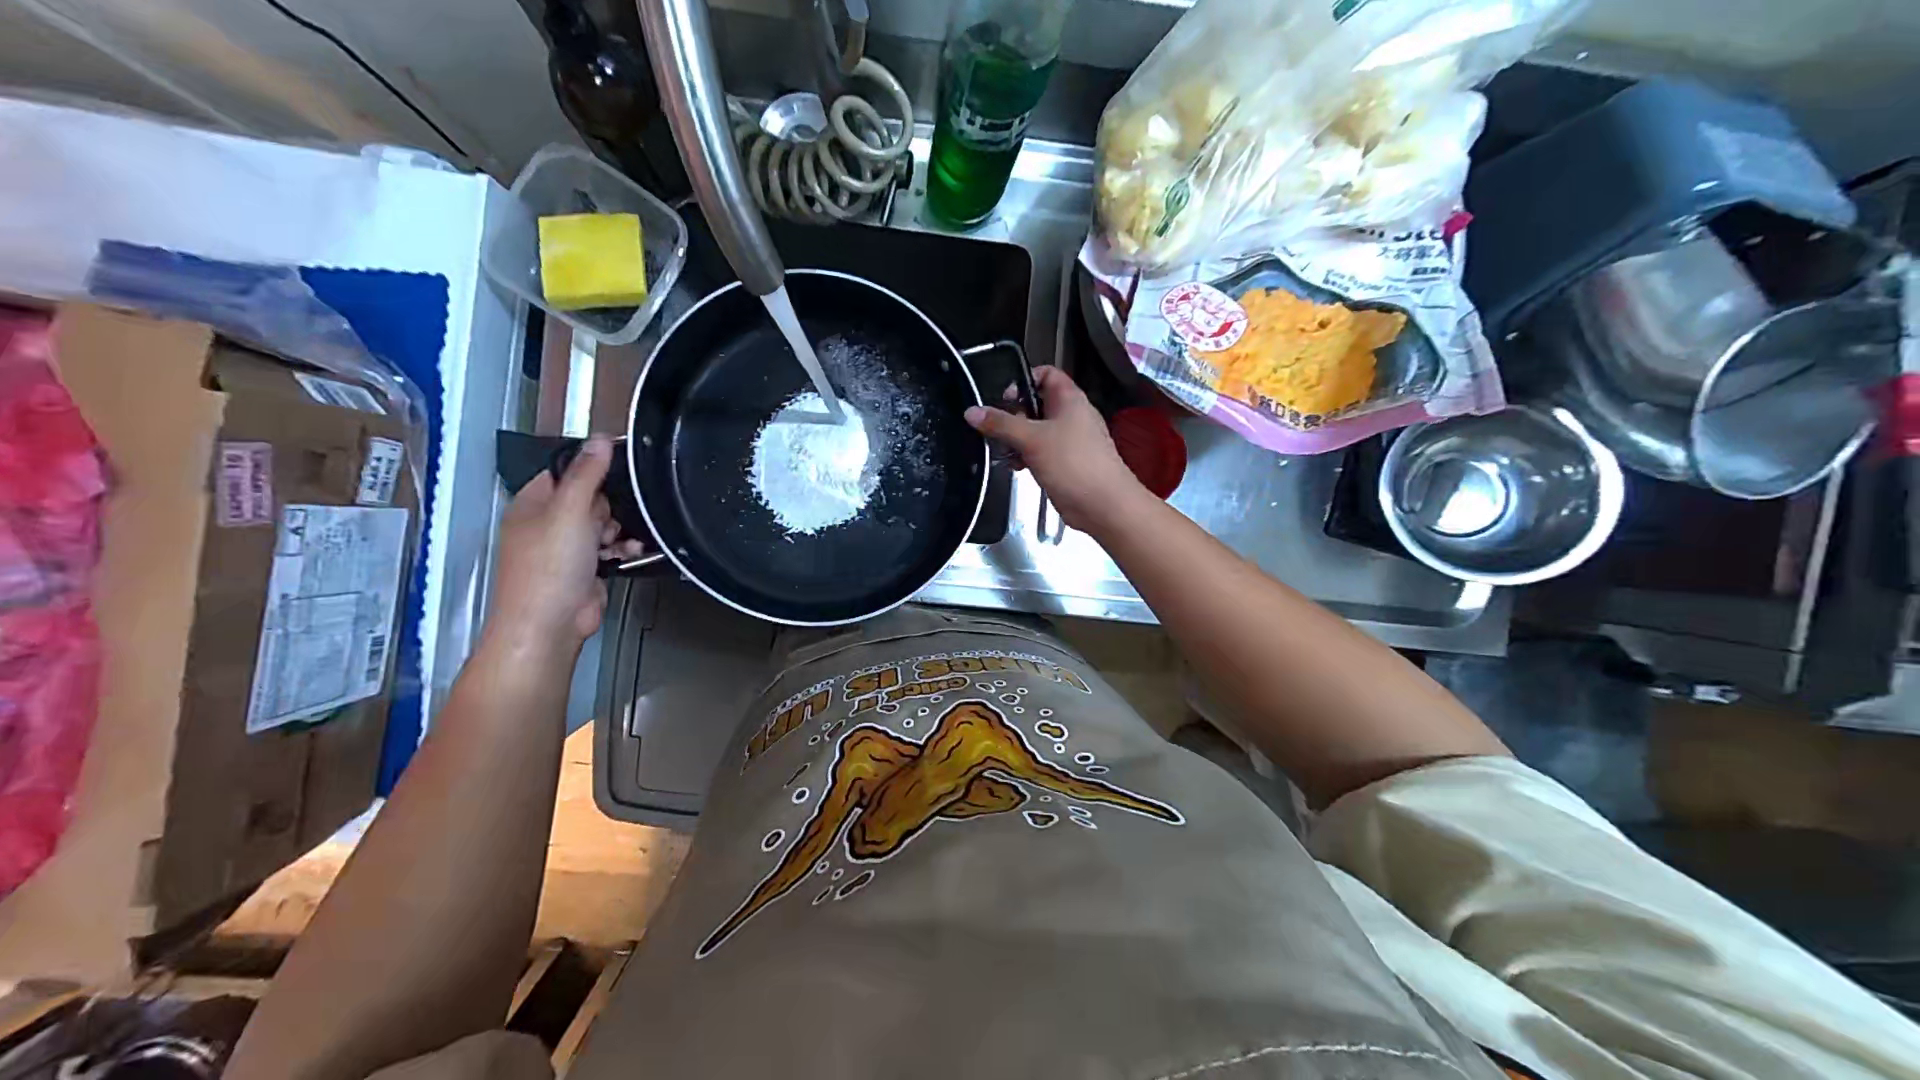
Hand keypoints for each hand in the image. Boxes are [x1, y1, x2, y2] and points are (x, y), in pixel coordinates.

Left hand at [489, 435, 618, 652]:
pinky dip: (620, 550)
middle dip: (609, 507)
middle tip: (608, 520)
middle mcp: (545, 524)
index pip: (564, 472)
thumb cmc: (547, 570)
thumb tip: (600, 440)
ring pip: (602, 525)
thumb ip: (587, 474)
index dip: (591, 472)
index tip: (615, 477)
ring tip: (620, 541)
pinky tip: (628, 554)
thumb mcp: (569, 511)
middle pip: (589, 499)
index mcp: (532, 504)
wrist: (549, 625)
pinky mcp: (583, 570)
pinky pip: (608, 549)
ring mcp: (564, 549)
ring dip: (618, 531)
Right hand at [965, 366, 1145, 533]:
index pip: (1045, 373)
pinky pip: (1040, 452)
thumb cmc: (1076, 465)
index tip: (1005, 396)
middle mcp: (1071, 416)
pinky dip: (1026, 456)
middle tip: (1000, 428)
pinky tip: (1016, 466)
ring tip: (1004, 450)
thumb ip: (1000, 423)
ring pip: (1036, 431)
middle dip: (1014, 416)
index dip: (1023, 380)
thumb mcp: (1031, 439)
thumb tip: (973, 412)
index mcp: (1070, 399)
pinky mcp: (1065, 463)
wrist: (1103, 505)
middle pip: (1036, 404)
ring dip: (1017, 439)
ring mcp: (1069, 441)